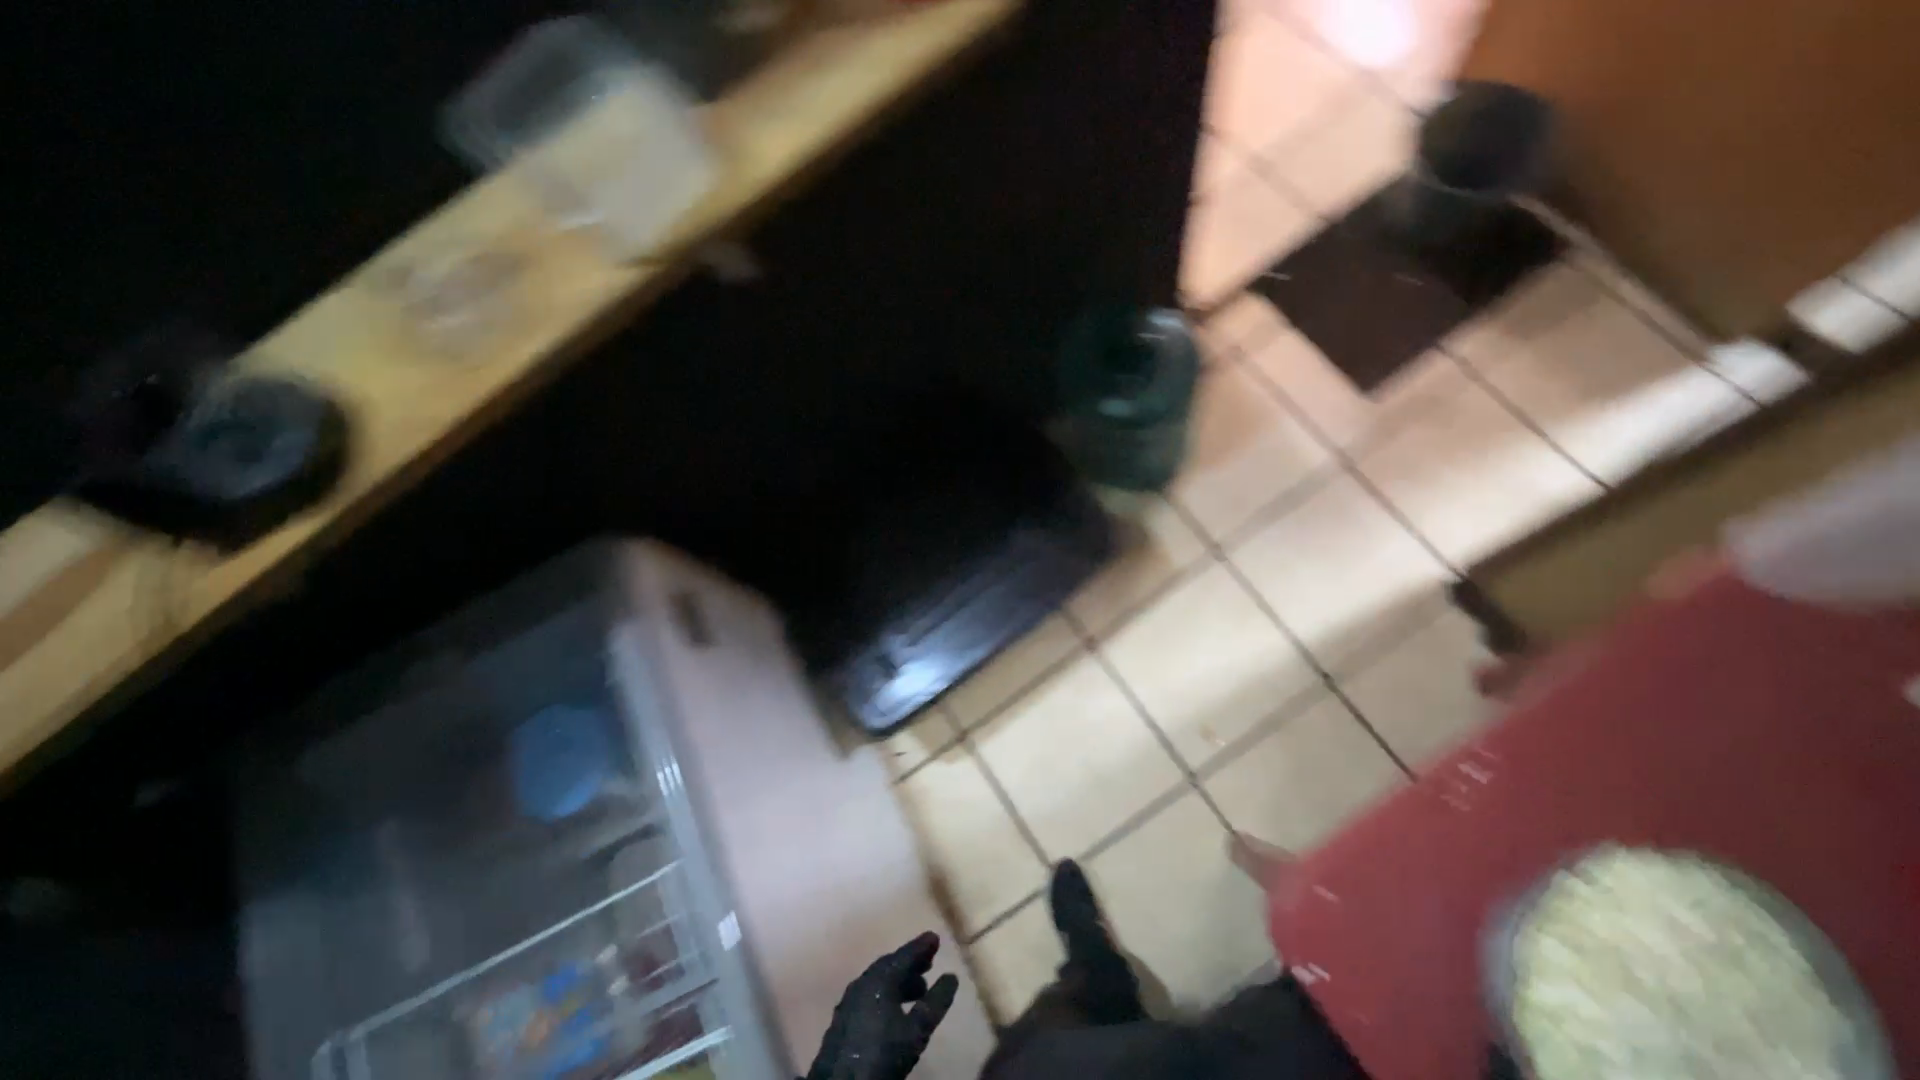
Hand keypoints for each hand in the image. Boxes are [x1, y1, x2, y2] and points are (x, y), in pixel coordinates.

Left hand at [803, 932, 958, 1079]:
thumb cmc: (883, 1053)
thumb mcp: (917, 1030)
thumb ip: (936, 1002)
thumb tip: (951, 977)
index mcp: (878, 980)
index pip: (903, 956)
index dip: (920, 946)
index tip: (935, 938)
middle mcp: (861, 984)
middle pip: (889, 966)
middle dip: (910, 962)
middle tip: (930, 961)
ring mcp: (849, 1001)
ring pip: (878, 982)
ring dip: (900, 980)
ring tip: (920, 990)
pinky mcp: (844, 1019)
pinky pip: (869, 994)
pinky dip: (887, 993)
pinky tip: (896, 1008)